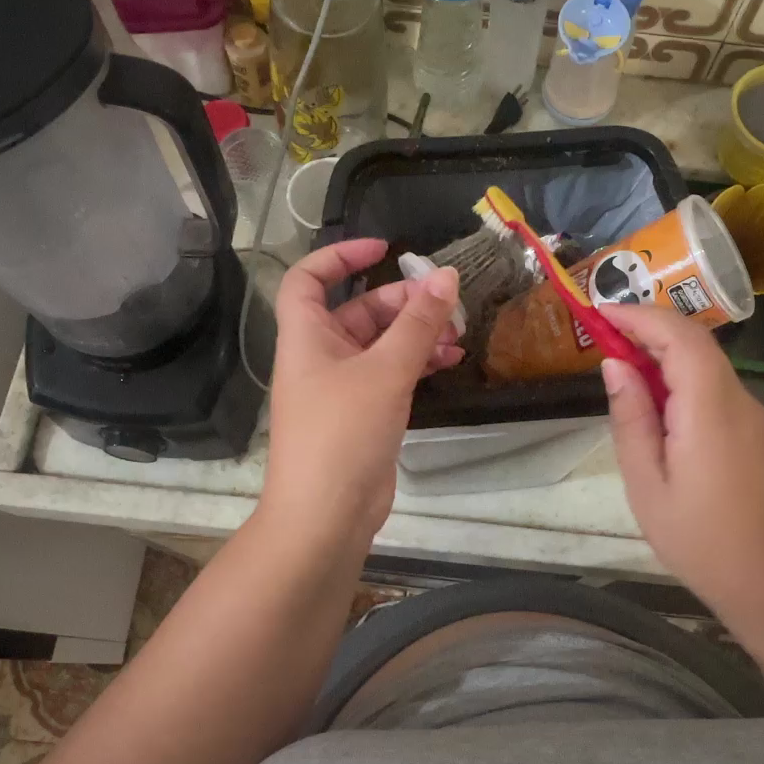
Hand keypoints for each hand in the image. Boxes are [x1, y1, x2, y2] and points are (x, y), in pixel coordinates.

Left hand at [258, 239, 461, 549]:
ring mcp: (342, 388)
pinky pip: (390, 375)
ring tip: (457, 334)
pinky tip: (450, 361)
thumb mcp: (385, 372)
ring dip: (416, 335)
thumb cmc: (343, 433)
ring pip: (380, 345)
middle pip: (357, 311)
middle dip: (401, 301)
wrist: (326, 515)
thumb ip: (418, 324)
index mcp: (306, 337)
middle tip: (444, 301)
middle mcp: (320, 357)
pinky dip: (417, 365)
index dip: (339, 256)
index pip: (308, 279)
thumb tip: (446, 276)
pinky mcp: (363, 416)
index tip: (383, 248)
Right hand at [598, 304, 763, 613]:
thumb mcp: (647, 484)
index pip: (680, 338)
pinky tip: (662, 415)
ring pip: (708, 368)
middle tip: (604, 341)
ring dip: (666, 360)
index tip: (601, 313)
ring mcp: (756, 417)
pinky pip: (719, 393)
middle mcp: (740, 402)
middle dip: (649, 332)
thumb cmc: (701, 540)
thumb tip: (615, 366)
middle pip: (697, 346)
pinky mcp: (761, 434)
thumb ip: (631, 419)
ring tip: (625, 381)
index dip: (640, 316)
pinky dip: (685, 385)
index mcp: (710, 410)